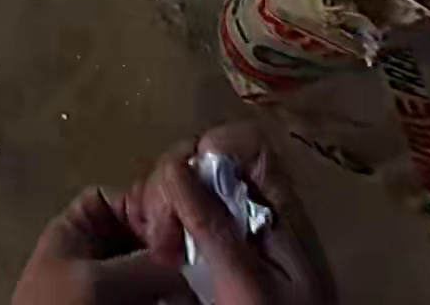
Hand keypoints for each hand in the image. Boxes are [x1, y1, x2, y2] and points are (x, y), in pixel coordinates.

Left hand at [12, 186, 192, 304]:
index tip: (175, 222)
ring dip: (171, 283)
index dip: (137, 205)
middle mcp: (91, 256)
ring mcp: (107, 290)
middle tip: (197, 265)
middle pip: (133, 239)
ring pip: (147, 275)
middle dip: (164, 250)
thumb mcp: (94, 281)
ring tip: (195, 293)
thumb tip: (180, 267)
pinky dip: (166, 302)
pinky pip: (150, 301)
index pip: (106, 201)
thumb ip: (138, 267)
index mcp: (72, 232)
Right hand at [152, 124, 335, 304]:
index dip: (210, 146)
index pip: (247, 144)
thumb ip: (215, 226)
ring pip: (178, 172)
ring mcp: (227, 217)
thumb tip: (177, 164)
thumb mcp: (247, 286)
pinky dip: (152, 208)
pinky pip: (169, 195)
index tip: (182, 177)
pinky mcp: (206, 232)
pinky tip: (151, 237)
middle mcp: (252, 204)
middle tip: (160, 228)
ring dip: (155, 197)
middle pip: (200, 154)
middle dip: (168, 181)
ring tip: (155, 239)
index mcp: (278, 212)